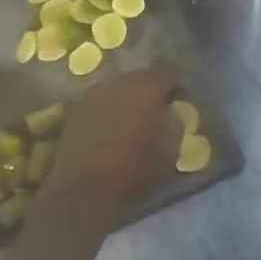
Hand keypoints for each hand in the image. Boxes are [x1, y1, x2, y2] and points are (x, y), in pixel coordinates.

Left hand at [39, 69, 179, 213]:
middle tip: (159, 108)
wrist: (84, 186)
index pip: (171, 74)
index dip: (180, 85)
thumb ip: (176, 124)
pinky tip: (111, 127)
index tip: (183, 99)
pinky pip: (101, 101)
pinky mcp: (77, 108)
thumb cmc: (135, 168)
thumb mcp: (171, 151)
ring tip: (134, 117)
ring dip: (130, 97)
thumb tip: (172, 113)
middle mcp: (120, 82)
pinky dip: (110, 109)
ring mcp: (95, 93)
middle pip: (143, 77)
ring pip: (119, 87)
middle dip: (153, 89)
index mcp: (148, 88)